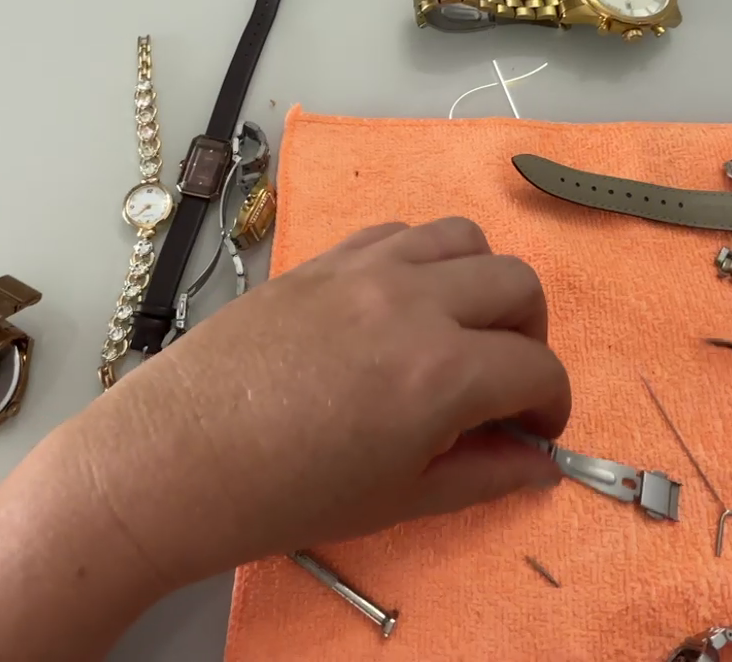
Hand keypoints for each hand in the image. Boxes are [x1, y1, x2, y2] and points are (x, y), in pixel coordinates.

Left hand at [67, 217, 570, 586]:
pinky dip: (420, 257)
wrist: (179, 452)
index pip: (538, 367)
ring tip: (457, 326)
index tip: (534, 431)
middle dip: (530, 334)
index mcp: (440, 370)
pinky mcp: (323, 256)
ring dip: (480, 280)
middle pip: (517, 282)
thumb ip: (482, 475)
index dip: (551, 405)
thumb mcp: (396, 501)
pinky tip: (398, 299)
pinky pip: (396, 231)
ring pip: (461, 236)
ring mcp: (364, 267)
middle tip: (503, 378)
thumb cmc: (285, 495)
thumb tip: (538, 463)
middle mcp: (412, 299)